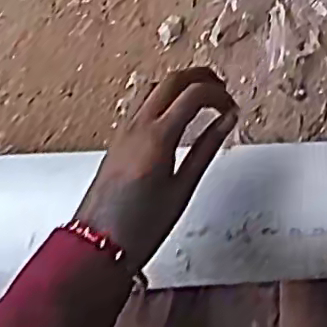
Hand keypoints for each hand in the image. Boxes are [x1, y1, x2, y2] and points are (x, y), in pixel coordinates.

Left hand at [73, 67, 238, 269]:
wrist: (95, 250)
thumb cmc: (140, 227)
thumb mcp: (183, 188)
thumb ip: (207, 147)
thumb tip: (227, 120)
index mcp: (158, 137)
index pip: (195, 94)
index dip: (218, 95)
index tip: (230, 108)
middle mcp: (139, 125)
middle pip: (174, 80)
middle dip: (202, 77)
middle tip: (221, 90)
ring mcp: (125, 129)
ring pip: (155, 85)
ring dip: (181, 82)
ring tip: (200, 95)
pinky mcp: (118, 136)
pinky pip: (142, 100)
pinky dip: (164, 94)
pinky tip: (174, 110)